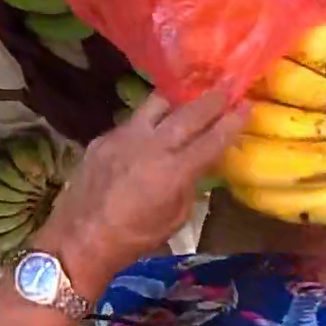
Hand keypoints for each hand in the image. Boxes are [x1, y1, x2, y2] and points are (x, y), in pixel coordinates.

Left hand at [34, 90, 246, 294]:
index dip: (232, 123)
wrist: (79, 237)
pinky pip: (130, 121)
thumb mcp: (174, 219)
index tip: (246, 106)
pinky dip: (146, 120)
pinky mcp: (102, 138)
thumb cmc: (132, 238)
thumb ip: (188, 187)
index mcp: (173, 171)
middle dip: (210, 100)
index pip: (211, 140)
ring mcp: (123, 138)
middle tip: (226, 87)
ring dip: (176, 99)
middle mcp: (150, 146)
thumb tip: (195, 167)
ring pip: (155, 106)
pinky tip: (151, 123)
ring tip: (189, 92)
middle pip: (187, 115)